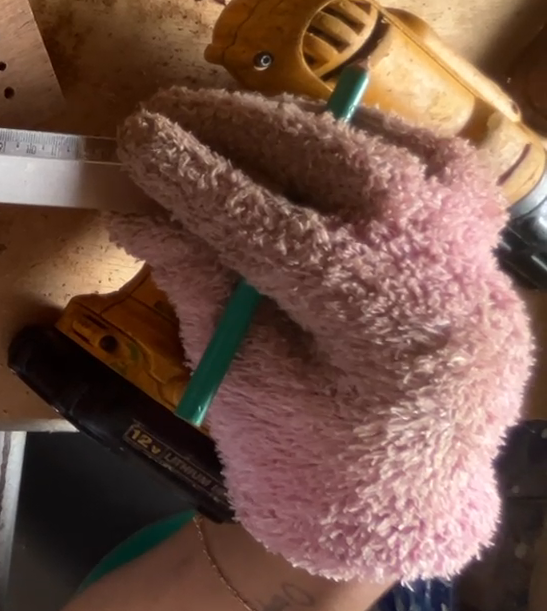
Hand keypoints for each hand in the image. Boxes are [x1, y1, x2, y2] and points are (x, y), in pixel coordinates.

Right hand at [111, 87, 532, 581]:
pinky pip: (434, 164)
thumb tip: (130, 211)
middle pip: (353, 173)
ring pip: (408, 155)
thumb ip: (192, 278)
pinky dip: (358, 134)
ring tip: (215, 113)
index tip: (134, 135)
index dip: (198, 179)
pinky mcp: (473, 247)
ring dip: (299, 123)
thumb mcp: (231, 370)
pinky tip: (290, 131)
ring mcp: (479, 263)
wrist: (390, 501)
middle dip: (243, 129)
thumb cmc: (298, 447)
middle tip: (161, 109)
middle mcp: (456, 290)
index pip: (280, 233)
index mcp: (392, 340)